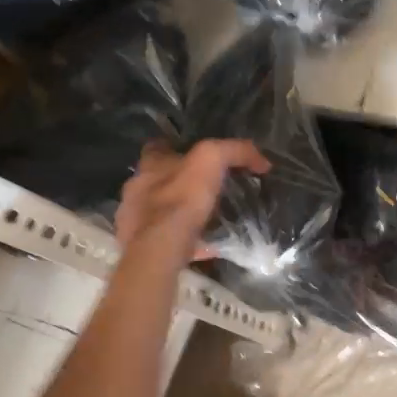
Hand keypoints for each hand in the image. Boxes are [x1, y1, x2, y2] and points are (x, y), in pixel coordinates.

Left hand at [114, 140, 269, 266]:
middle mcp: (137, 190)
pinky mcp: (142, 247)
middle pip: (160, 180)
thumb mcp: (212, 159)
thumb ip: (234, 151)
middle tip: (209, 188)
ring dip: (181, 212)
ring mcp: (135, 221)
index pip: (158, 147)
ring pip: (162, 211)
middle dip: (181, 183)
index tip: (199, 155)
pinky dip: (186, 240)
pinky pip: (168, 239)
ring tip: (209, 218)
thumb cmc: (181, 198)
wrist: (159, 249)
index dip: (178, 148)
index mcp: (148, 166)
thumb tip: (261, 160)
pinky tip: (207, 244)